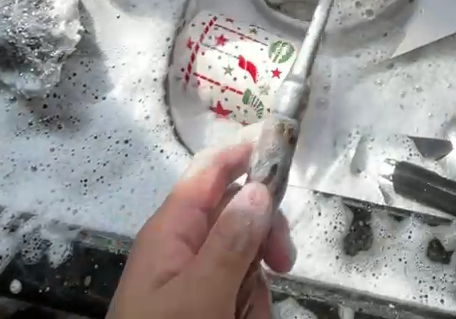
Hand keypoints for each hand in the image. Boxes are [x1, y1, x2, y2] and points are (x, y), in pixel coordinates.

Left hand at [109, 137, 294, 318]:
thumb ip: (232, 241)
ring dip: (255, 287)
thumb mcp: (202, 296)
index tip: (284, 151)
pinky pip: (236, 291)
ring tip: (245, 317)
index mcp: (171, 229)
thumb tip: (258, 187)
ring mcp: (190, 279)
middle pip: (236, 213)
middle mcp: (180, 246)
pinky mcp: (200, 307)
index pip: (209, 170)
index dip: (244, 153)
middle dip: (263, 238)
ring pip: (243, 258)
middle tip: (284, 264)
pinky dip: (246, 308)